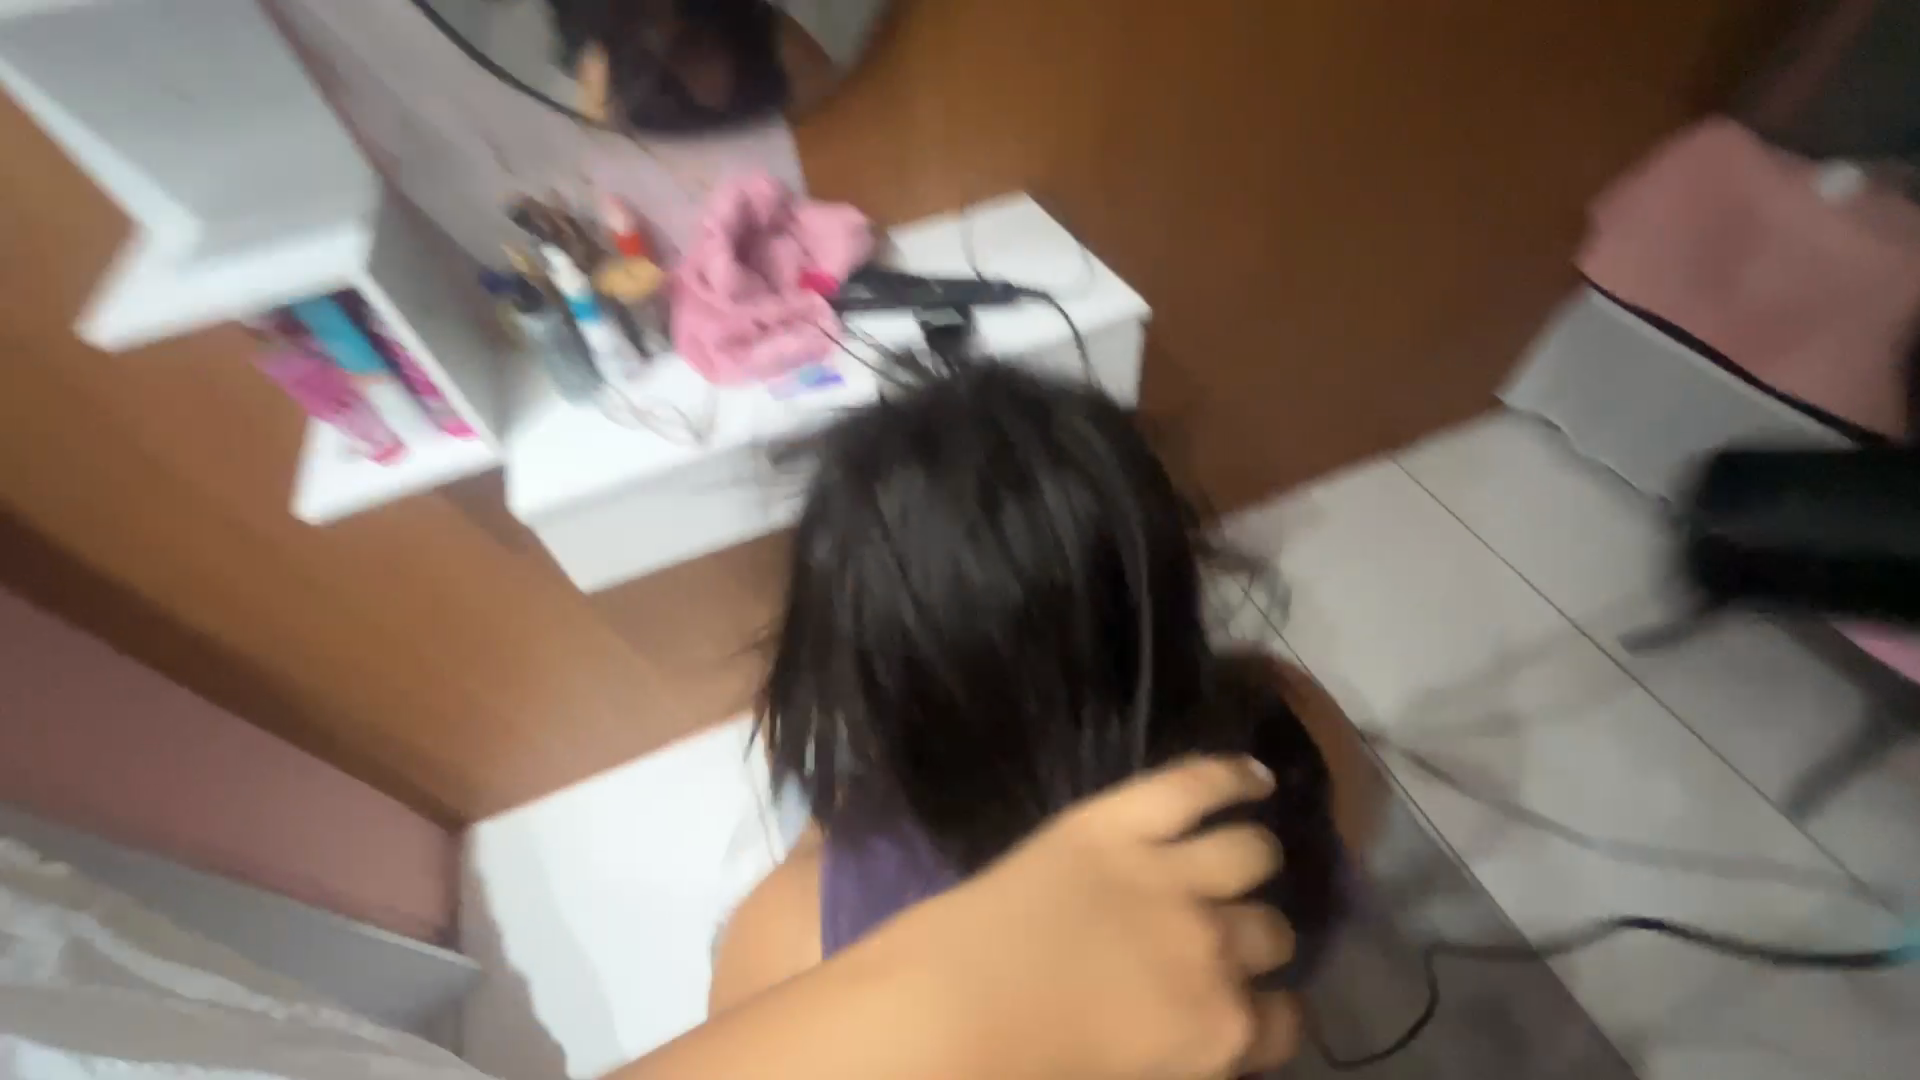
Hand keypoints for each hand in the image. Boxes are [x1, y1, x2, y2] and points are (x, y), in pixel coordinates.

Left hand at [862, 756, 1298, 1079]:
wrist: (954, 1001)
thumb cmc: (1032, 1063)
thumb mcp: (1136, 1076)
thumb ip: (1189, 1049)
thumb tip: (1211, 1028)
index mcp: (1218, 1029)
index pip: (1282, 1020)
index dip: (1270, 1011)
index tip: (1250, 1002)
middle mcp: (1212, 946)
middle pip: (1271, 932)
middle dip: (1258, 936)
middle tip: (1227, 929)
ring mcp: (1165, 873)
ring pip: (1250, 853)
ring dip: (1252, 860)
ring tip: (1244, 856)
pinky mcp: (1117, 820)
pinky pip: (1192, 785)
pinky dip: (1232, 775)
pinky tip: (1254, 775)